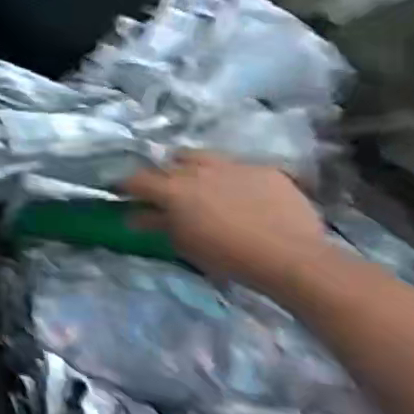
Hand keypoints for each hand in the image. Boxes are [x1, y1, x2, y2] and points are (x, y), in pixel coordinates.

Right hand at [122, 152, 334, 287]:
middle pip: (170, 163)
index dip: (127, 186)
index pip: (137, 179)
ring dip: (195, 167)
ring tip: (201, 184)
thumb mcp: (183, 244)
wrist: (290, 256)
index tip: (124, 193)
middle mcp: (198, 169)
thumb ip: (157, 224)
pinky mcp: (264, 169)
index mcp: (172, 189)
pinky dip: (232, 178)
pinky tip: (242, 195)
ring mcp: (233, 165)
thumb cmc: (226, 255)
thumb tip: (134, 216)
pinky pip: (240, 167)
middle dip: (163, 175)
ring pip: (203, 157)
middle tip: (167, 192)